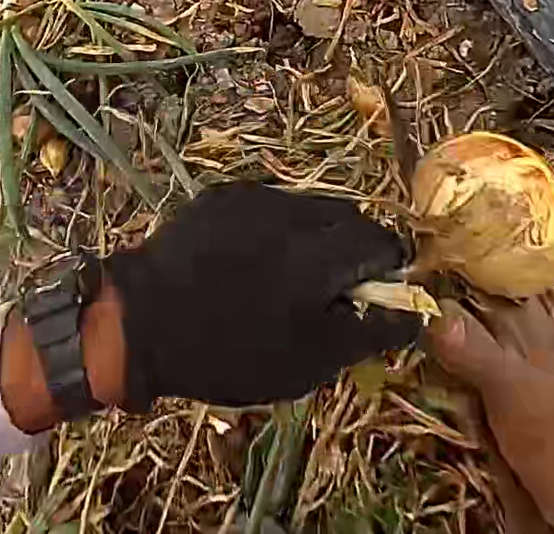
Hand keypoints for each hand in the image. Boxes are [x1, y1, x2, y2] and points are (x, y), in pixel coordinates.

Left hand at [105, 181, 419, 408]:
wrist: (142, 320)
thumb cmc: (232, 349)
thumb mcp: (309, 359)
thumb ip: (368, 330)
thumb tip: (410, 312)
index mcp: (322, 251)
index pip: (380, 240)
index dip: (387, 264)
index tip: (378, 288)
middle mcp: (295, 210)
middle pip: (347, 216)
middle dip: (352, 245)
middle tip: (332, 285)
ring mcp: (255, 195)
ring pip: (308, 207)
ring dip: (314, 234)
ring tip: (287, 273)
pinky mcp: (225, 193)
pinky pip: (268, 204)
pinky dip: (276, 227)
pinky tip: (250, 259)